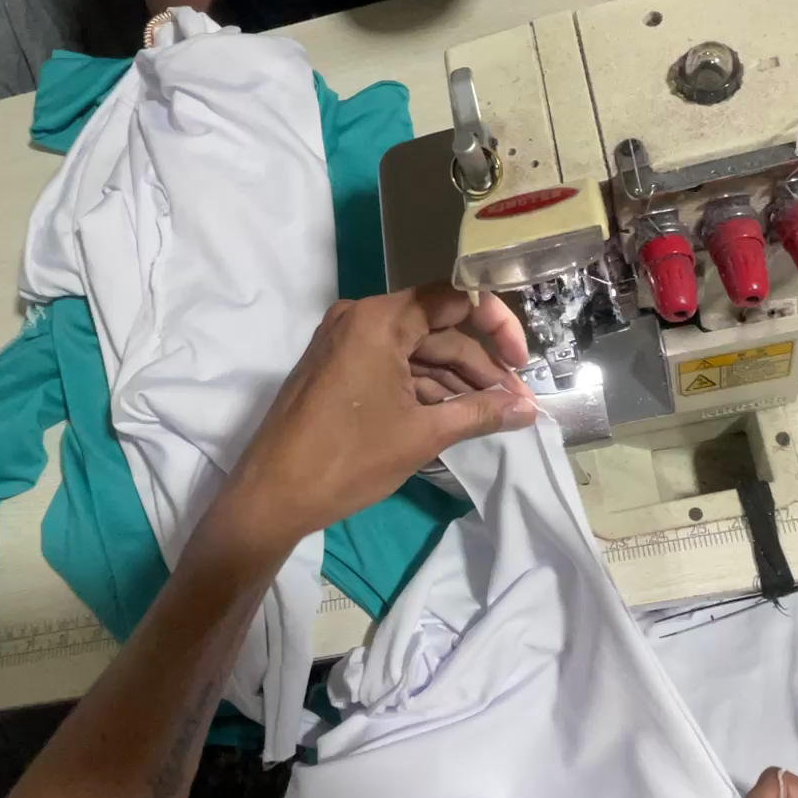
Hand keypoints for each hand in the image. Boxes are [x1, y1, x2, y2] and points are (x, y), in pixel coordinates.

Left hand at [199, 284, 537, 555]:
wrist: (269, 499)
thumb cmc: (347, 459)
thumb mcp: (423, 435)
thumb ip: (481, 413)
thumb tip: (529, 410)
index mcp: (380, 320)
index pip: (455, 298)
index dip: (497, 326)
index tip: (521, 363)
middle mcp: (362, 319)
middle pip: (439, 329)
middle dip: (482, 367)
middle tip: (517, 403)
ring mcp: (348, 343)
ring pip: (419, 352)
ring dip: (458, 382)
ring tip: (496, 414)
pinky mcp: (341, 369)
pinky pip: (396, 367)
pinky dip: (428, 389)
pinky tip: (458, 416)